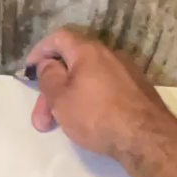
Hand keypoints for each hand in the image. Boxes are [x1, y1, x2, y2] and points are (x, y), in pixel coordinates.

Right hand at [25, 28, 176, 162]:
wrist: (146, 138)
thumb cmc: (96, 116)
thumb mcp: (60, 99)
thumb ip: (49, 77)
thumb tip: (49, 63)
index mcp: (88, 51)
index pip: (59, 38)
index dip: (40, 51)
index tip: (29, 70)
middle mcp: (110, 55)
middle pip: (73, 64)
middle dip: (52, 91)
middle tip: (41, 118)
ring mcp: (127, 72)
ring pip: (88, 80)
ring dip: (69, 99)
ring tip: (60, 125)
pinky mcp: (138, 90)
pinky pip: (105, 88)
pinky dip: (89, 100)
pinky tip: (87, 121)